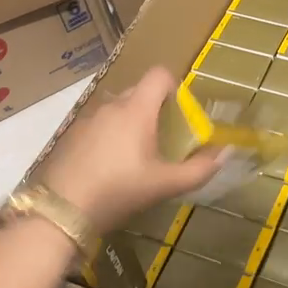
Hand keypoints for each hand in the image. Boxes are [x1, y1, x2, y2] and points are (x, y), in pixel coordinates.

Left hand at [40, 67, 223, 234]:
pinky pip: (100, 125)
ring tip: (137, 156)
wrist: (60, 212)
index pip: (160, 75)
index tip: (181, 114)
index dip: (175, 87)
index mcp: (137, 109)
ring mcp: (88, 119)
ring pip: (118, 109)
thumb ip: (199, 169)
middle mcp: (112, 105)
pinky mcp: (71, 136)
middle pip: (140, 92)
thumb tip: (226, 152)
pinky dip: (111, 136)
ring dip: (132, 123)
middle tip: (165, 139)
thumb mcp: (165, 185)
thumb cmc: (119, 191)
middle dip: (156, 108)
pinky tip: (110, 168)